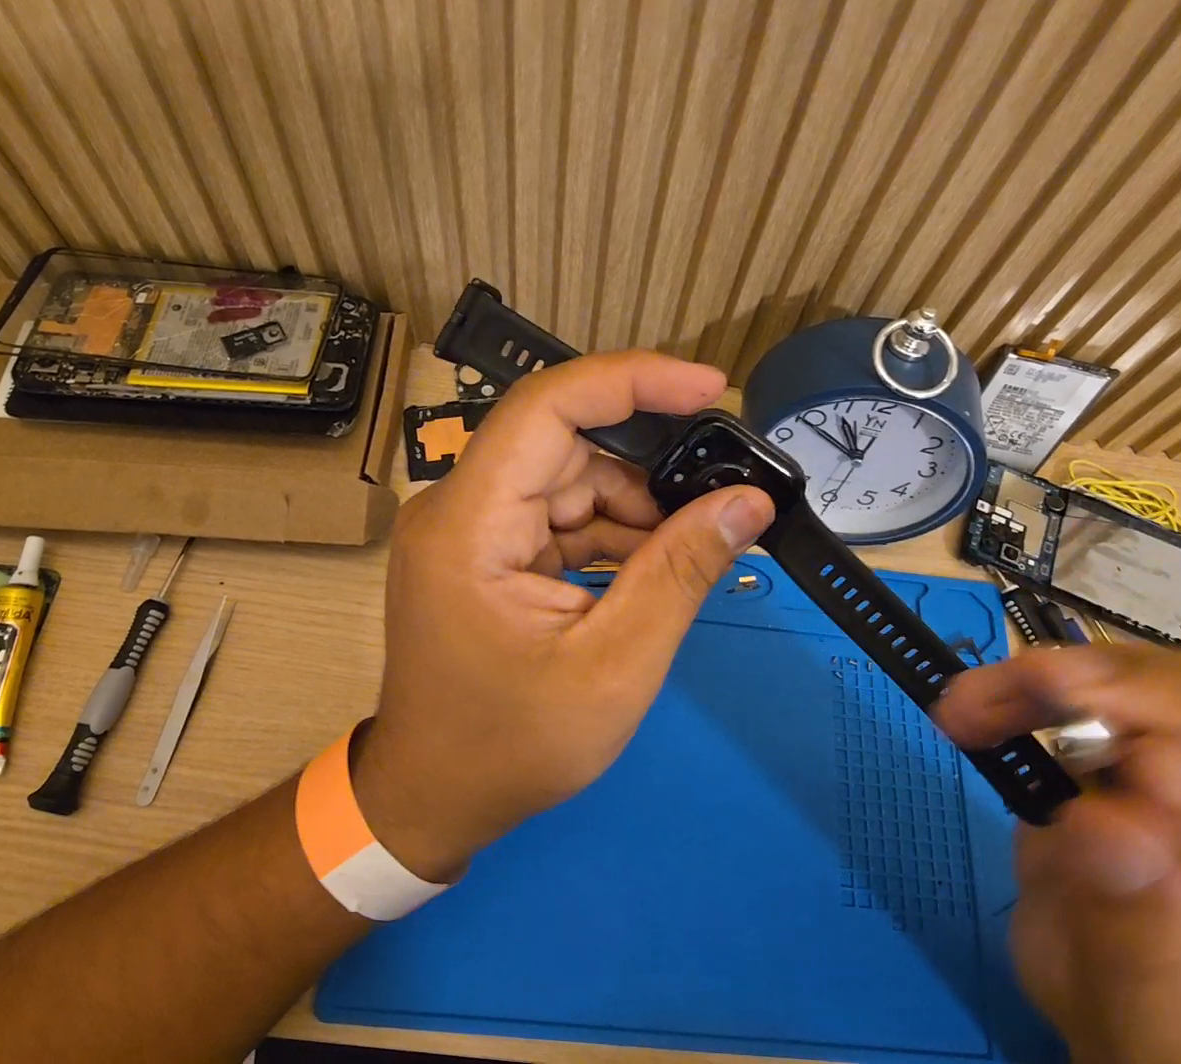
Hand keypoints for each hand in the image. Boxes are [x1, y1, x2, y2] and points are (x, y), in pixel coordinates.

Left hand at [352, 352, 774, 881]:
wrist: (433, 800)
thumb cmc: (512, 748)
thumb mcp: (615, 666)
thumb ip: (680, 573)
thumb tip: (747, 502)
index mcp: (470, 525)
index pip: (548, 406)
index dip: (633, 380)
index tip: (713, 390)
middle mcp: (457, 508)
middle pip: (563, 442)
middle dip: (648, 463)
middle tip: (721, 493)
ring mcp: (467, 530)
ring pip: (566, 479)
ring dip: (633, 506)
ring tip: (691, 546)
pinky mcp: (483, 554)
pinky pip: (555, 516)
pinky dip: (608, 534)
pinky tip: (651, 565)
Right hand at [937, 644, 1180, 1063]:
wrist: (1141, 1011)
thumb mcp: (1162, 1038)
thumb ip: (1146, 949)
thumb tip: (1106, 822)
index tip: (1157, 791)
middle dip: (1153, 710)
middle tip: (1052, 695)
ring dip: (1075, 680)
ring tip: (980, 699)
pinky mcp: (1180, 732)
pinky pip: (1122, 683)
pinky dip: (1043, 684)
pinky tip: (984, 698)